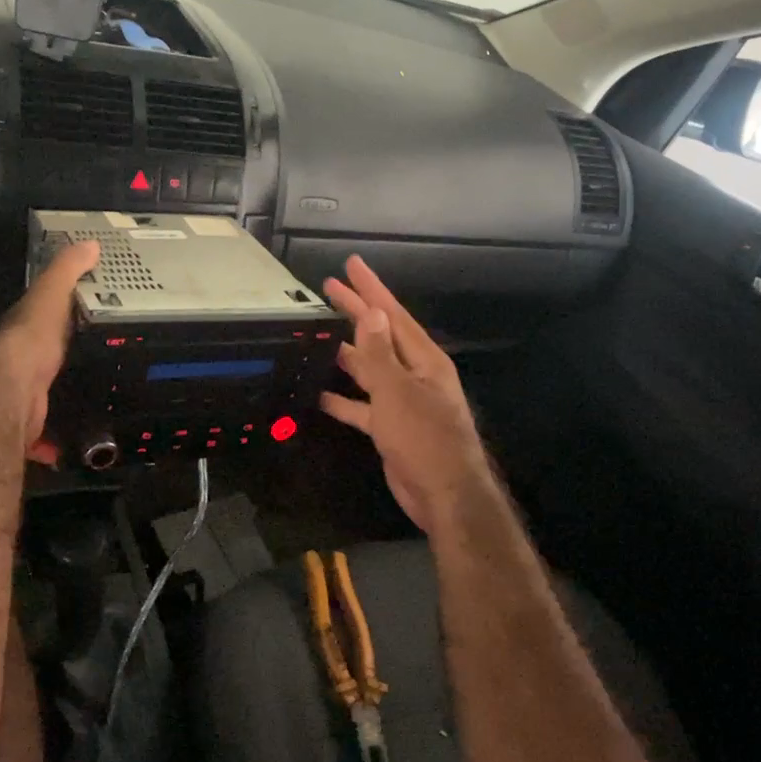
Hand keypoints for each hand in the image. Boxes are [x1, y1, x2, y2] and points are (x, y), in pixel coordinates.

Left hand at [0, 241, 99, 464]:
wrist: (9, 393)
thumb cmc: (31, 339)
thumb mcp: (49, 296)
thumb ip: (66, 271)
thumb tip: (89, 243)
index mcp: (21, 333)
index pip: (40, 324)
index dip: (59, 323)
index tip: (88, 325)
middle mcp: (15, 367)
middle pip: (41, 367)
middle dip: (61, 371)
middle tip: (99, 372)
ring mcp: (19, 400)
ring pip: (42, 403)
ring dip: (62, 407)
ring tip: (98, 409)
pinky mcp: (26, 430)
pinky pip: (45, 438)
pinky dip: (59, 443)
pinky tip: (81, 443)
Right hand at [320, 255, 484, 534]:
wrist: (444, 496)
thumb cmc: (424, 438)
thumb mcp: (397, 391)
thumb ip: (379, 353)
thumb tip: (371, 312)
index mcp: (423, 359)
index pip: (393, 314)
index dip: (371, 288)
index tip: (351, 264)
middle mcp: (414, 374)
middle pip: (379, 336)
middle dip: (355, 312)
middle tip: (328, 287)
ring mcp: (402, 401)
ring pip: (368, 368)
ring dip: (345, 352)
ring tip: (316, 334)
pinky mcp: (390, 427)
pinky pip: (360, 405)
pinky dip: (340, 398)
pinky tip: (317, 392)